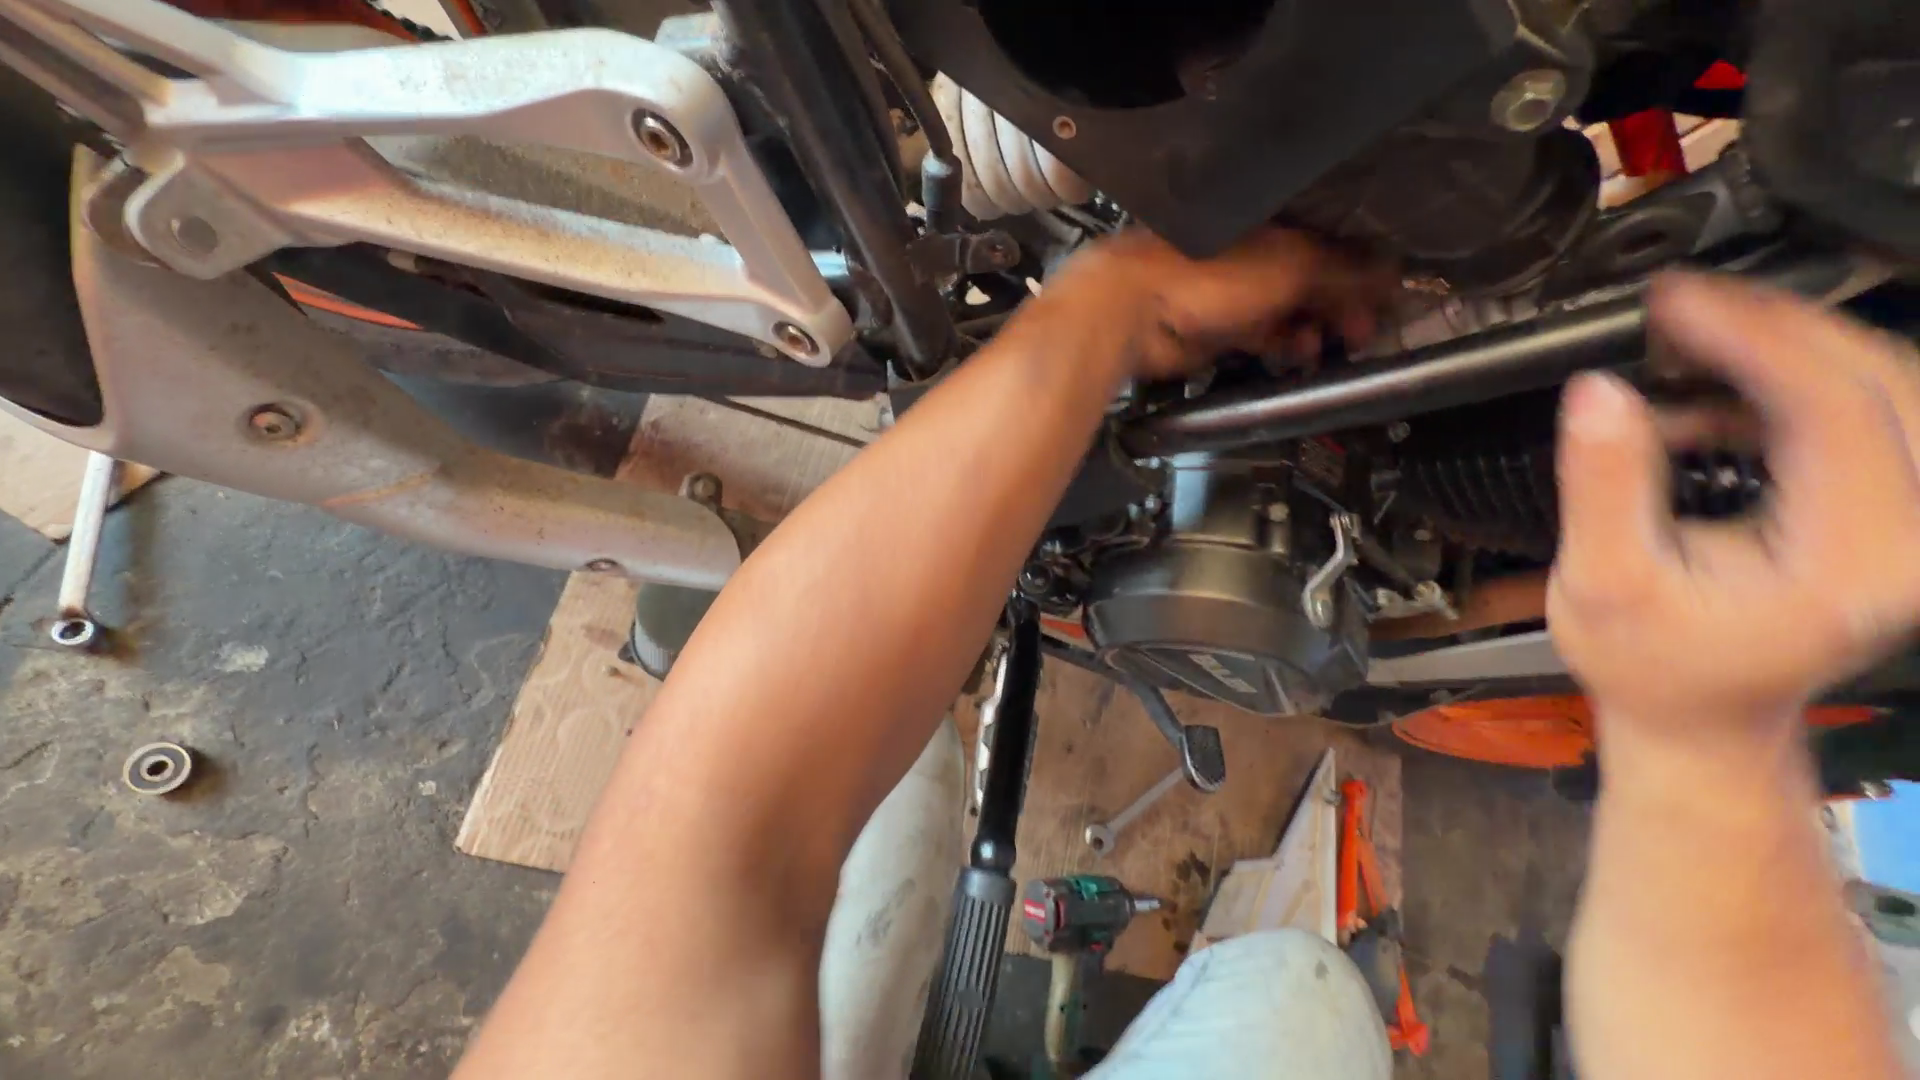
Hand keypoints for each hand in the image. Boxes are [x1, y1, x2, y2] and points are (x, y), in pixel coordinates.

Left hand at [1034, 228, 1389, 378]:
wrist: (1134, 311)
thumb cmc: (1199, 273)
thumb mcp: (1288, 267)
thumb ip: (1339, 272)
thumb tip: (1387, 274)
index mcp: (1272, 231)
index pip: (1330, 250)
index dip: (1359, 275)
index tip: (1382, 299)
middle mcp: (1253, 261)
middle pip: (1311, 287)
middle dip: (1339, 310)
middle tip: (1358, 332)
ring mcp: (1232, 298)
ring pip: (1285, 318)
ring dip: (1308, 334)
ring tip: (1317, 348)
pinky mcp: (1214, 333)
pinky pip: (1257, 342)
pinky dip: (1277, 349)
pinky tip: (1290, 356)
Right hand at [1548, 272, 1919, 735]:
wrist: (1694, 713)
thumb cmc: (1648, 665)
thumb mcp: (1601, 582)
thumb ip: (1602, 485)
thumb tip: (1596, 393)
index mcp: (1855, 555)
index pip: (1833, 407)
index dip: (1753, 340)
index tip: (1675, 304)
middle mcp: (1908, 534)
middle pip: (1882, 381)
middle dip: (1779, 327)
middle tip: (1685, 304)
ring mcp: (1904, 523)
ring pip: (1879, 391)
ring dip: (1784, 351)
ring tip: (1690, 337)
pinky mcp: (1879, 515)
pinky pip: (1855, 420)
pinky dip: (1781, 391)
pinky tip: (1707, 398)